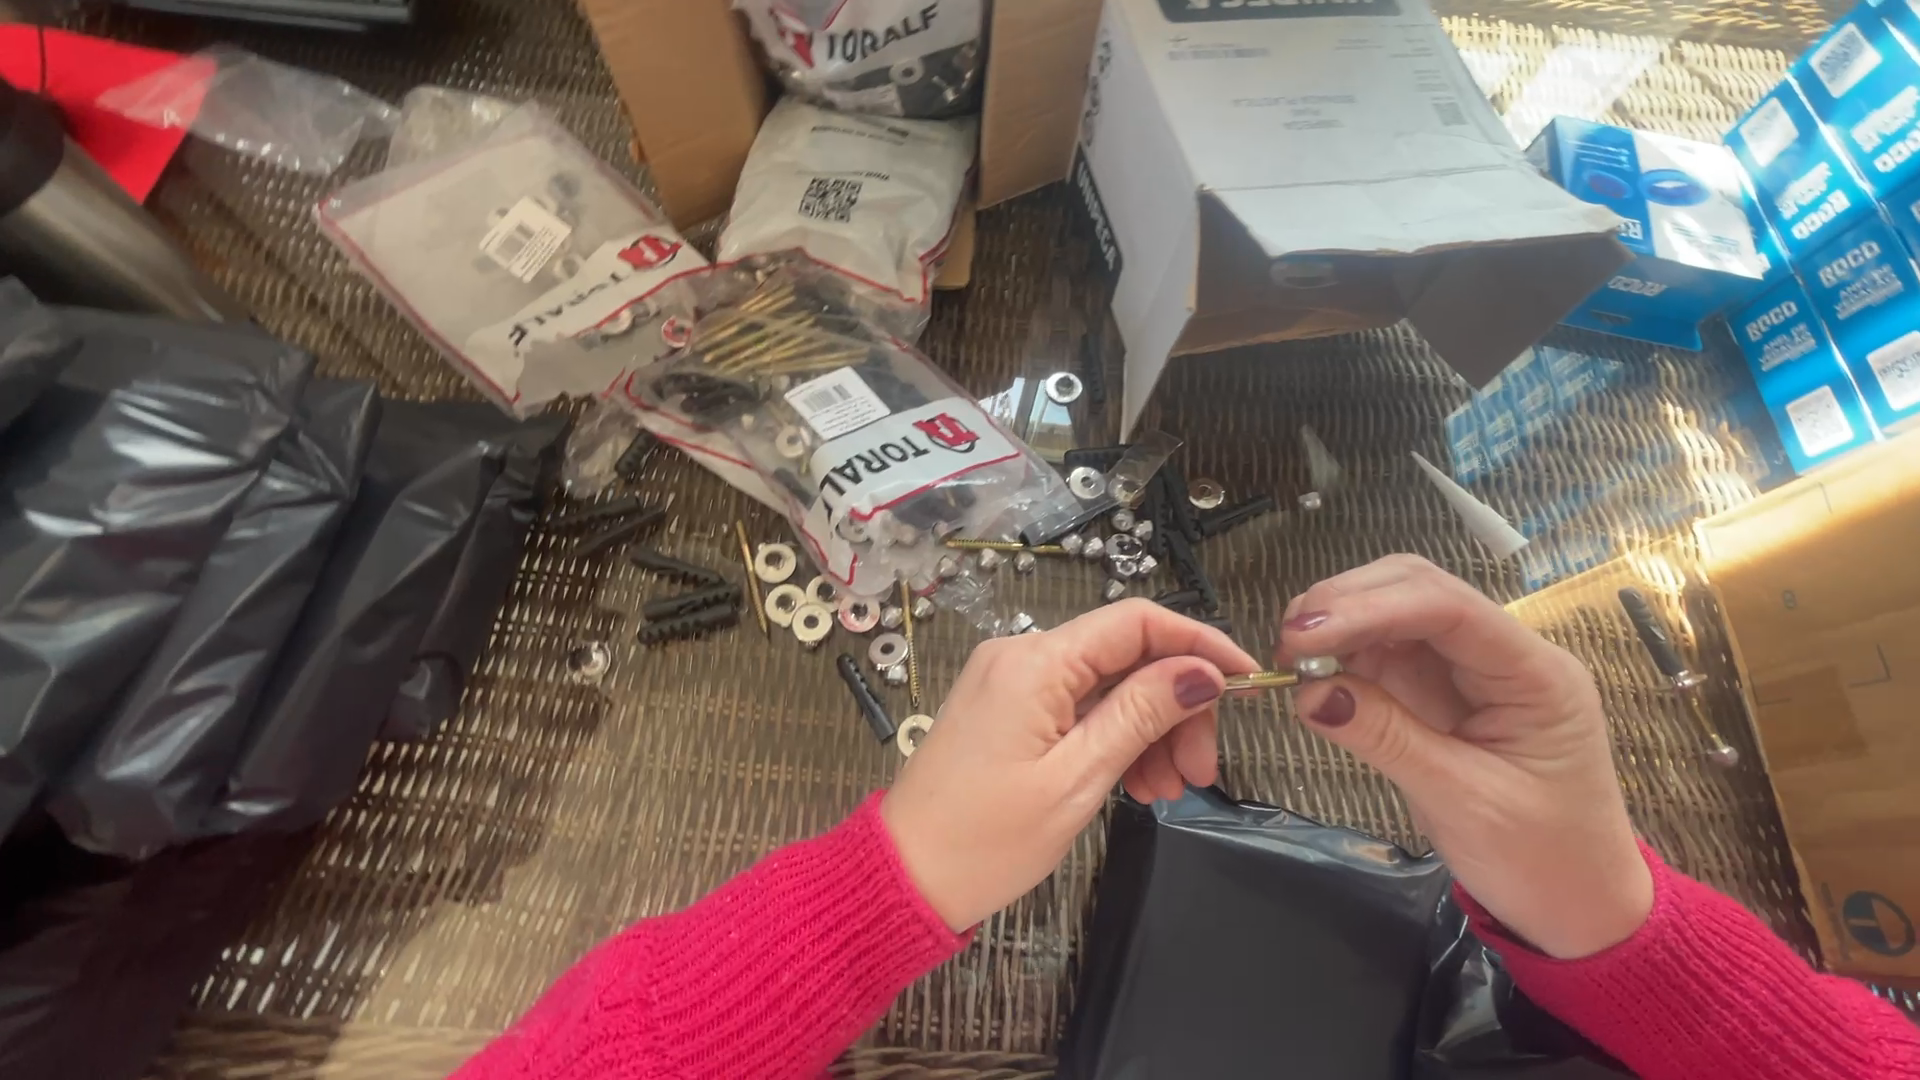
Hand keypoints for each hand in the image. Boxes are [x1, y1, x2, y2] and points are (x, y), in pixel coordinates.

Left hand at [881, 599, 1259, 931]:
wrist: (905, 875)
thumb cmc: (988, 837)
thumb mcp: (1077, 778)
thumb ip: (1140, 714)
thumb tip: (1203, 673)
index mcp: (1035, 662)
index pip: (1135, 621)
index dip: (1198, 642)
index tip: (1245, 681)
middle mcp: (1021, 655)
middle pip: (1124, 657)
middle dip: (1174, 706)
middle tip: (1201, 771)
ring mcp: (1012, 681)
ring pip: (1105, 686)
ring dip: (1148, 730)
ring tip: (1167, 790)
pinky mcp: (1008, 709)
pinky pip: (1076, 708)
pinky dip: (1112, 739)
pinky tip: (1135, 783)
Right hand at [1279, 555, 1652, 959]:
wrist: (1574, 904)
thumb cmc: (1540, 859)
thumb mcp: (1464, 802)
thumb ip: (1386, 738)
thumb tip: (1306, 692)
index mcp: (1533, 674)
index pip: (1446, 608)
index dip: (1368, 608)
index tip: (1301, 637)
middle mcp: (1497, 651)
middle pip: (1415, 586)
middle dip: (1345, 602)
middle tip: (1287, 643)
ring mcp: (1461, 664)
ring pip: (1389, 605)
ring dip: (1334, 619)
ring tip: (1290, 655)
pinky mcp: (1429, 683)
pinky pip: (1375, 644)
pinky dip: (1336, 647)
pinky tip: (1309, 667)